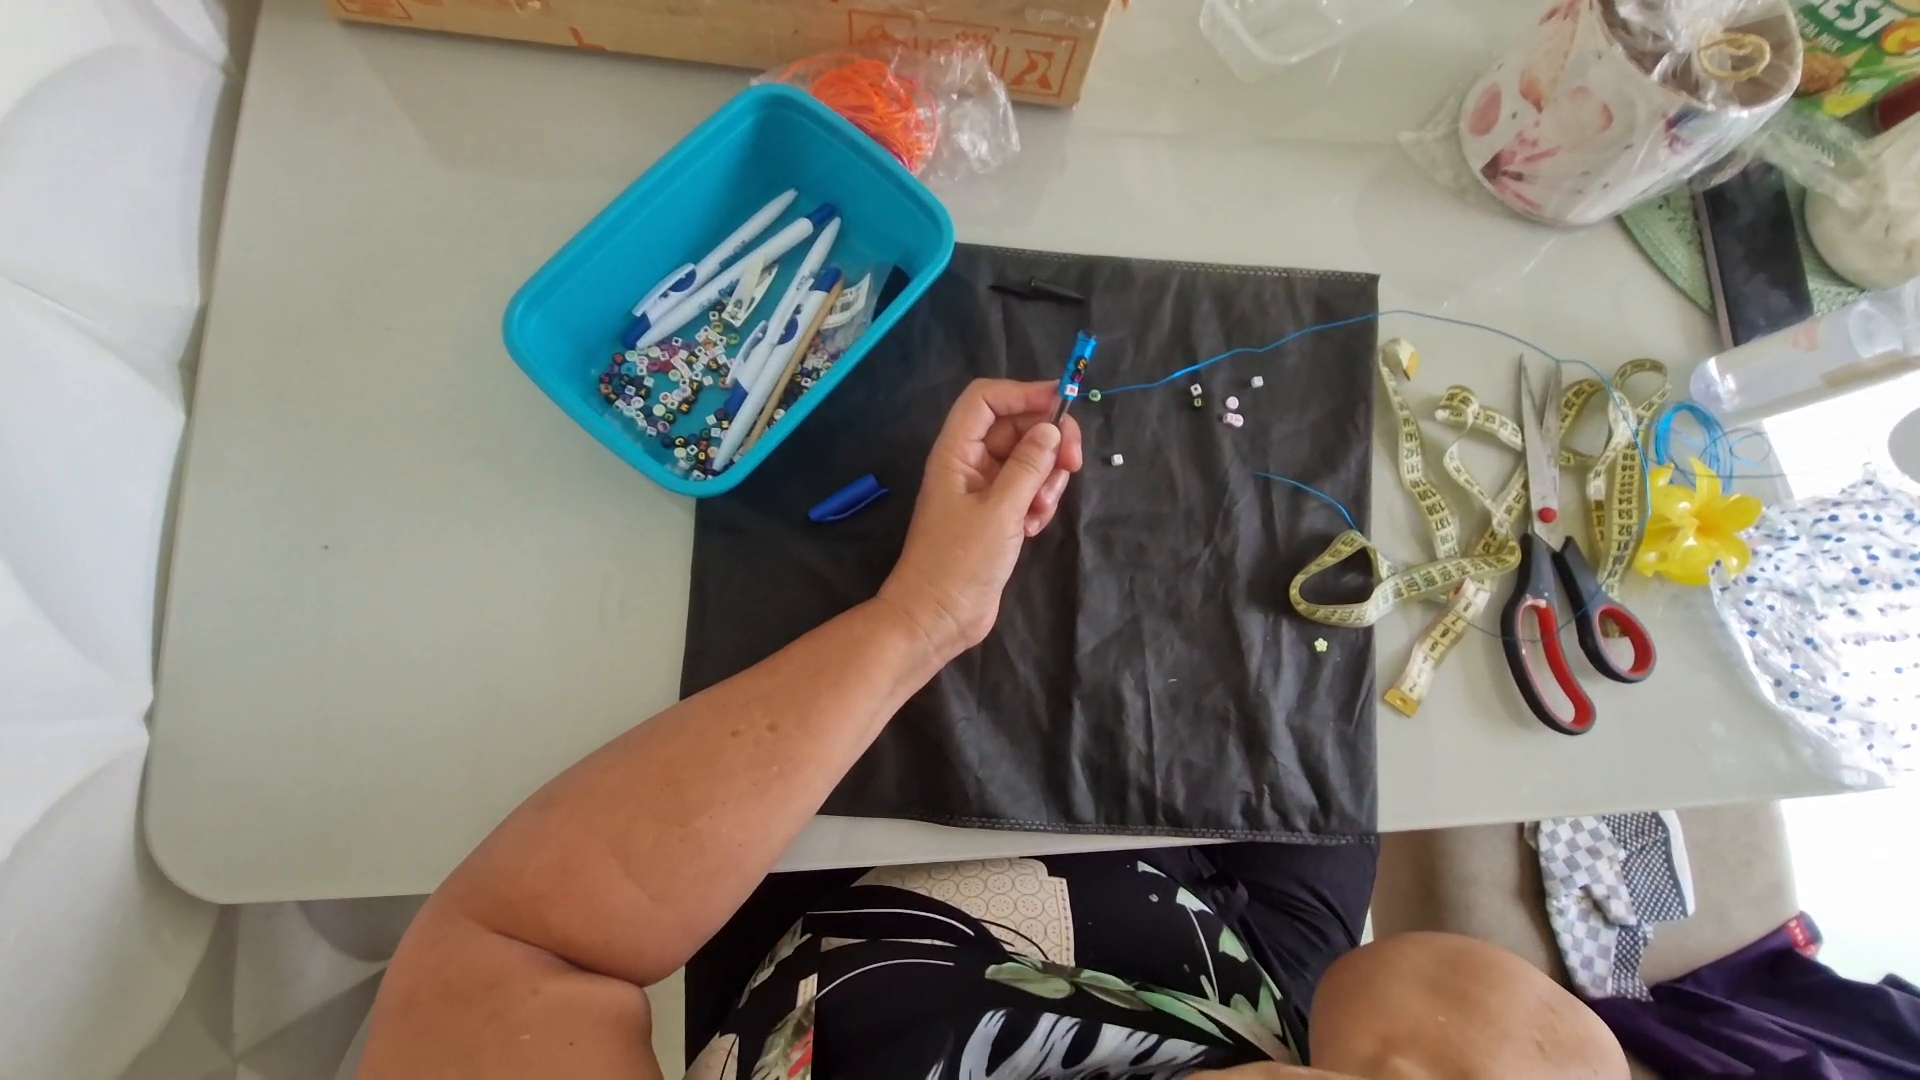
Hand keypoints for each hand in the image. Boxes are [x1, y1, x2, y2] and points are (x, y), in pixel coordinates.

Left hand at [878, 379, 1083, 658]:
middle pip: (1016, 427)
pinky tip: (1033, 528)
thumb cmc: (960, 562)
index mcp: (957, 452)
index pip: (987, 399)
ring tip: (1040, 512)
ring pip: (1027, 461)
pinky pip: (1027, 491)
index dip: (1024, 393)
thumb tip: (1052, 429)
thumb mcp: (1000, 511)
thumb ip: (1029, 466)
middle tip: (1073, 465)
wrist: (938, 617)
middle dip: (1047, 442)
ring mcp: (983, 490)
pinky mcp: (996, 516)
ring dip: (1045, 480)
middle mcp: (969, 464)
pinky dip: (1038, 503)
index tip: (1064, 404)